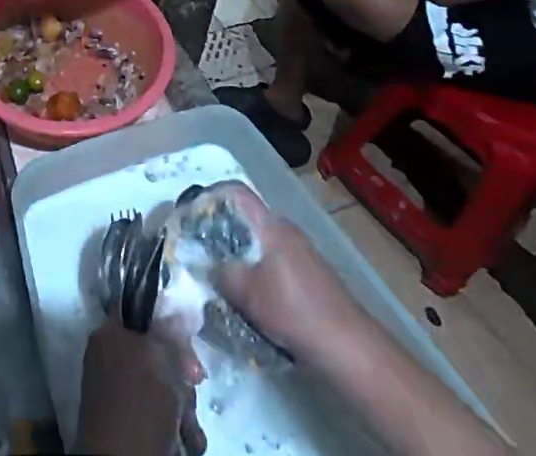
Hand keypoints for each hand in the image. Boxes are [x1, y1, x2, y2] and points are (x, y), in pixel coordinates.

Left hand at [78, 314, 206, 454]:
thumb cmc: (140, 400)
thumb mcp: (163, 354)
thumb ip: (172, 327)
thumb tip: (183, 307)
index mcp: (108, 334)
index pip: (138, 306)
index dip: (165, 311)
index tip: (188, 327)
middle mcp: (109, 357)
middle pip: (156, 346)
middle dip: (182, 366)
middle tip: (195, 379)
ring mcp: (117, 390)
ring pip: (162, 380)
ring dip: (183, 398)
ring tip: (188, 416)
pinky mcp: (127, 418)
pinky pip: (157, 406)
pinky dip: (175, 418)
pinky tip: (188, 433)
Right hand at [204, 183, 366, 360]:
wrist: (345, 342)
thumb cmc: (294, 310)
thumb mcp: (248, 293)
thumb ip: (221, 273)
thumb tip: (201, 261)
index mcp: (272, 225)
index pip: (237, 193)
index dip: (211, 195)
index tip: (189, 213)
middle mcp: (285, 229)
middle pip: (245, 218)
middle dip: (218, 231)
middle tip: (196, 251)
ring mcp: (298, 250)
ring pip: (256, 242)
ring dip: (234, 254)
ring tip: (214, 275)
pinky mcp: (304, 272)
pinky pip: (269, 260)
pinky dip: (251, 269)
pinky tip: (243, 294)